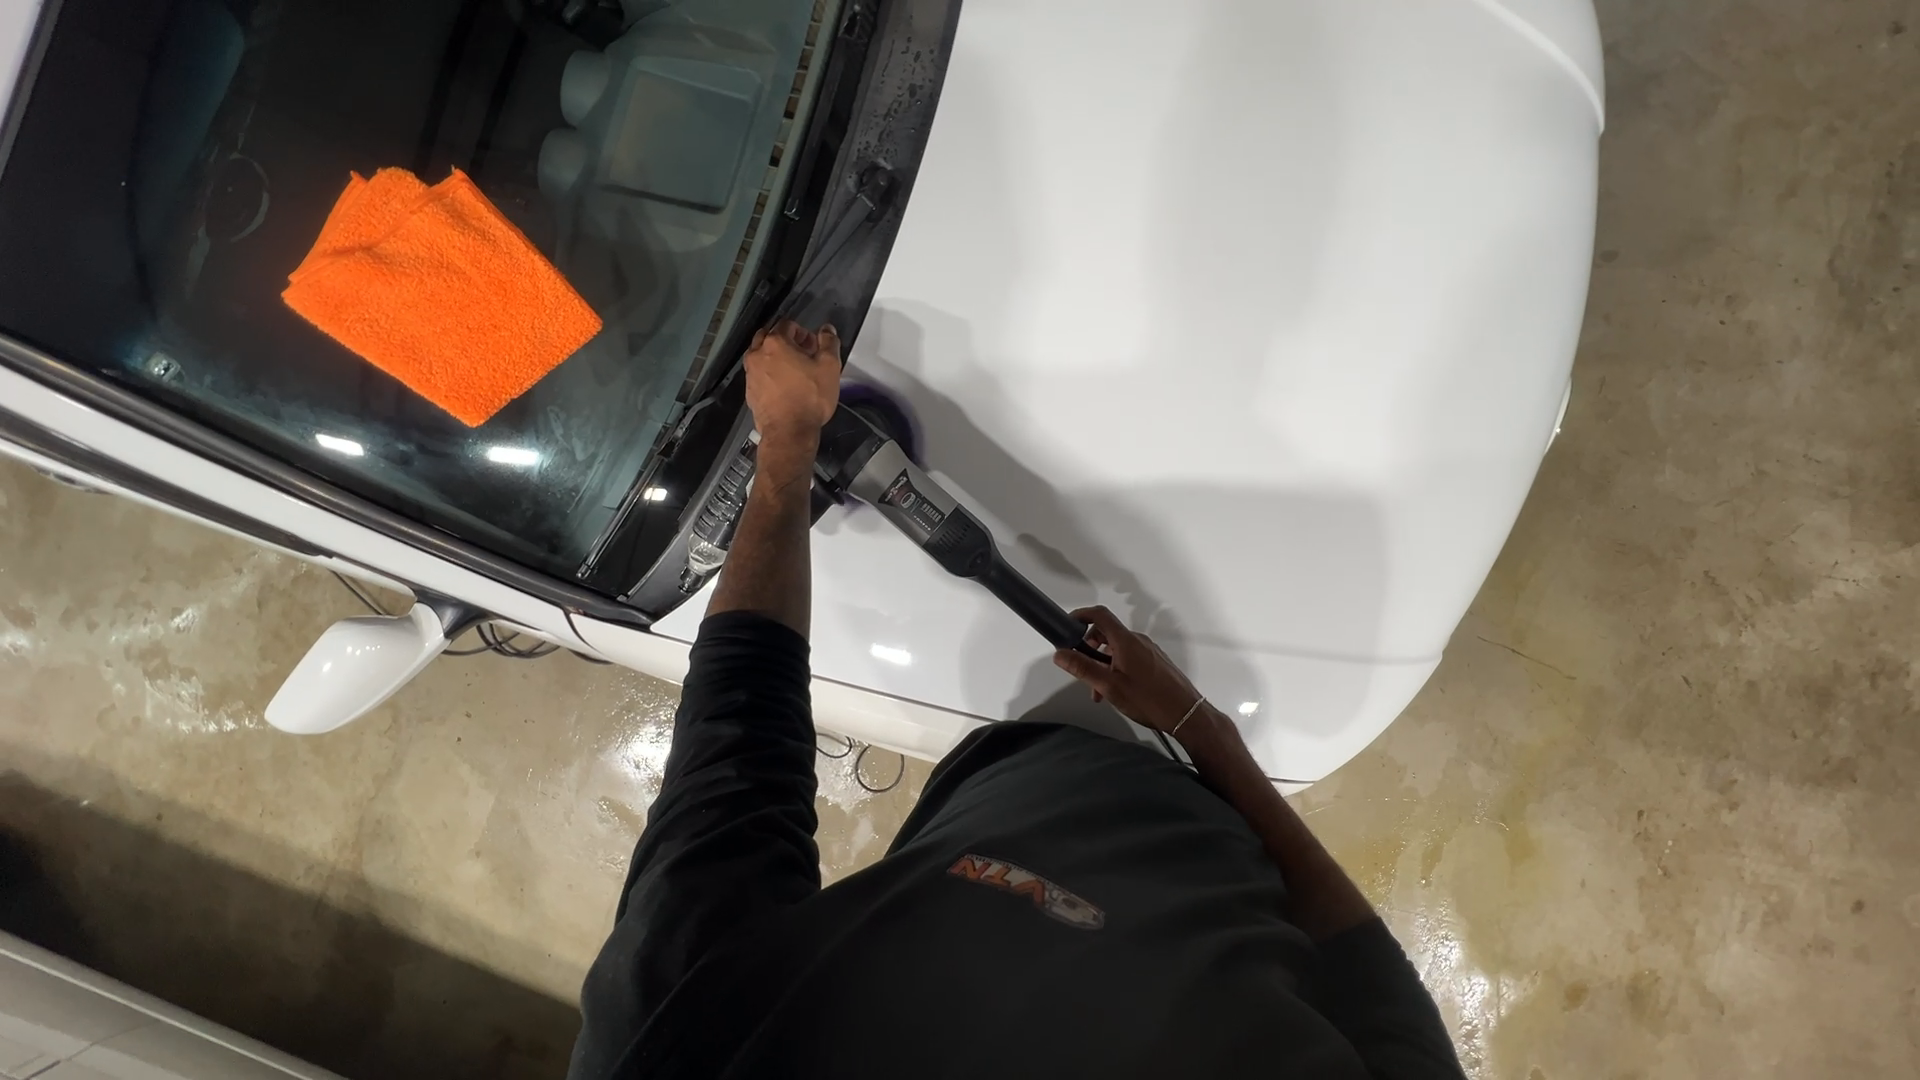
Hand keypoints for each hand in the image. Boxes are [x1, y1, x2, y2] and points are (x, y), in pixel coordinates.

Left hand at [745, 320, 841, 446]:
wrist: (789, 432)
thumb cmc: (809, 399)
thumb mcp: (830, 367)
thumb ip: (829, 343)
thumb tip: (827, 330)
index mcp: (776, 343)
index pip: (787, 324)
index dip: (803, 332)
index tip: (812, 345)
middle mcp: (757, 354)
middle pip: (768, 336)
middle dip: (786, 340)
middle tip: (802, 354)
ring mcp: (750, 373)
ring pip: (760, 355)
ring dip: (775, 356)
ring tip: (793, 370)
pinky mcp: (750, 391)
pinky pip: (758, 374)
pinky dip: (769, 373)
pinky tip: (783, 386)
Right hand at [1052, 606, 1207, 732]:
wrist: (1187, 714)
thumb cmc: (1148, 699)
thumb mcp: (1109, 686)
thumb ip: (1083, 668)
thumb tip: (1059, 654)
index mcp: (1125, 641)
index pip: (1100, 615)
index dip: (1081, 615)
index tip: (1067, 626)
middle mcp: (1138, 640)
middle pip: (1107, 633)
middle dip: (1089, 647)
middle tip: (1080, 667)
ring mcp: (1149, 651)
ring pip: (1117, 649)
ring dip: (1102, 663)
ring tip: (1098, 690)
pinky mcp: (1156, 662)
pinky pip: (1129, 657)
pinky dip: (1116, 668)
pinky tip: (1116, 691)